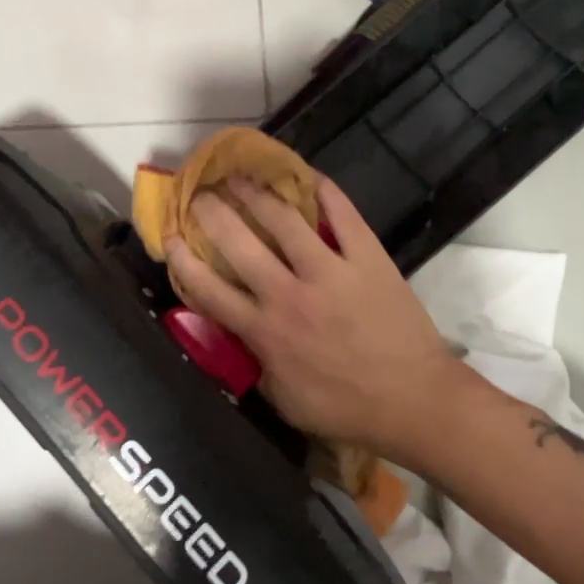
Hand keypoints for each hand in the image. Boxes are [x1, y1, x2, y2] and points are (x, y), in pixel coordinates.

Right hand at [166, 177, 474, 460]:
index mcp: (265, 331)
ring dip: (255, 193)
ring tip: (240, 177)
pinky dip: (323, 191)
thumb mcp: (282, 400)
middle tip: (200, 194)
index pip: (208, 287)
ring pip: (283, 219)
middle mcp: (289, 294)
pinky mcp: (367, 258)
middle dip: (211, 211)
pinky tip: (306, 175)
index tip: (170, 236)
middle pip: (237, 241)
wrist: (414, 401)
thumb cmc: (345, 408)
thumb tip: (229, 337)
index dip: (183, 259)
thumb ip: (252, 364)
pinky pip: (343, 214)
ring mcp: (330, 271)